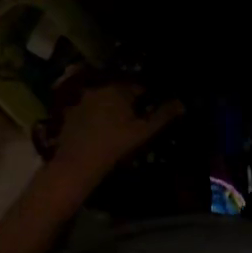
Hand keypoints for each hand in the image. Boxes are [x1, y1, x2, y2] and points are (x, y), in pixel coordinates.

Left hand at [47, 81, 182, 183]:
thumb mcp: (143, 132)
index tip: (149, 113)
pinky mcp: (69, 113)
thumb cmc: (115, 146)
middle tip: (133, 122)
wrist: (77, 164)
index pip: (139, 88)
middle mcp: (99, 88)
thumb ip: (163, 115)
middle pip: (119, 92)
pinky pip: (86, 110)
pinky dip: (93, 117)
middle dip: (127, 103)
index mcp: (118, 89)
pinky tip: (96, 132)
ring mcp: (81, 100)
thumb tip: (182, 103)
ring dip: (109, 109)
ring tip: (114, 128)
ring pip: (102, 101)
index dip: (146, 99)